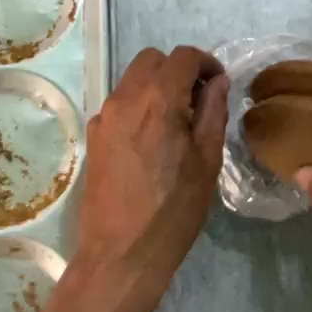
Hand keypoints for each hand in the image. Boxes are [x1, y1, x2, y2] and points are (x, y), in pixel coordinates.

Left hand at [74, 46, 226, 311]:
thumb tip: (217, 82)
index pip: (184, 57)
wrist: (121, 254)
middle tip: (197, 101)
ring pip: (133, 80)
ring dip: (157, 87)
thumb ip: (213, 112)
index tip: (218, 84)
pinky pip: (119, 104)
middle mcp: (125, 98)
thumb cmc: (174, 210)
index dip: (206, 63)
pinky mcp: (93, 136)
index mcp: (158, 100)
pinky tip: (151, 143)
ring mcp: (104, 116)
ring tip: (175, 124)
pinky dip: (139, 107)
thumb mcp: (207, 160)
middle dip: (178, 70)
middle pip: (153, 60)